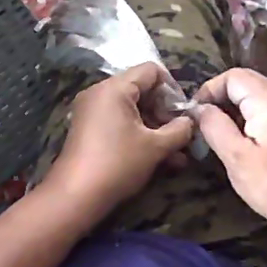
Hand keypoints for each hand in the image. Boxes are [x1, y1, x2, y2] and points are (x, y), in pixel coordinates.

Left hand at [40, 63, 194, 223]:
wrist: (76, 195)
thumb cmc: (118, 164)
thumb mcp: (156, 147)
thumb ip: (179, 129)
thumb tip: (190, 122)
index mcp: (114, 88)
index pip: (151, 71)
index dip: (172, 89)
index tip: (184, 113)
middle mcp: (99, 94)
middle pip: (141, 91)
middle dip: (164, 113)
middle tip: (181, 136)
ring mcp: (91, 112)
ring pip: (132, 111)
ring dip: (155, 129)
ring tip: (177, 155)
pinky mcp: (88, 130)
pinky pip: (119, 124)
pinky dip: (138, 136)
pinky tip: (159, 159)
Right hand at [194, 68, 266, 230]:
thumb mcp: (236, 157)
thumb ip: (214, 127)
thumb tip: (200, 109)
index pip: (234, 76)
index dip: (209, 89)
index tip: (194, 114)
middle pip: (246, 82)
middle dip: (219, 97)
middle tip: (201, 124)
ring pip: (256, 96)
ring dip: (232, 108)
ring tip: (215, 134)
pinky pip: (266, 110)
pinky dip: (247, 118)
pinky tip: (238, 142)